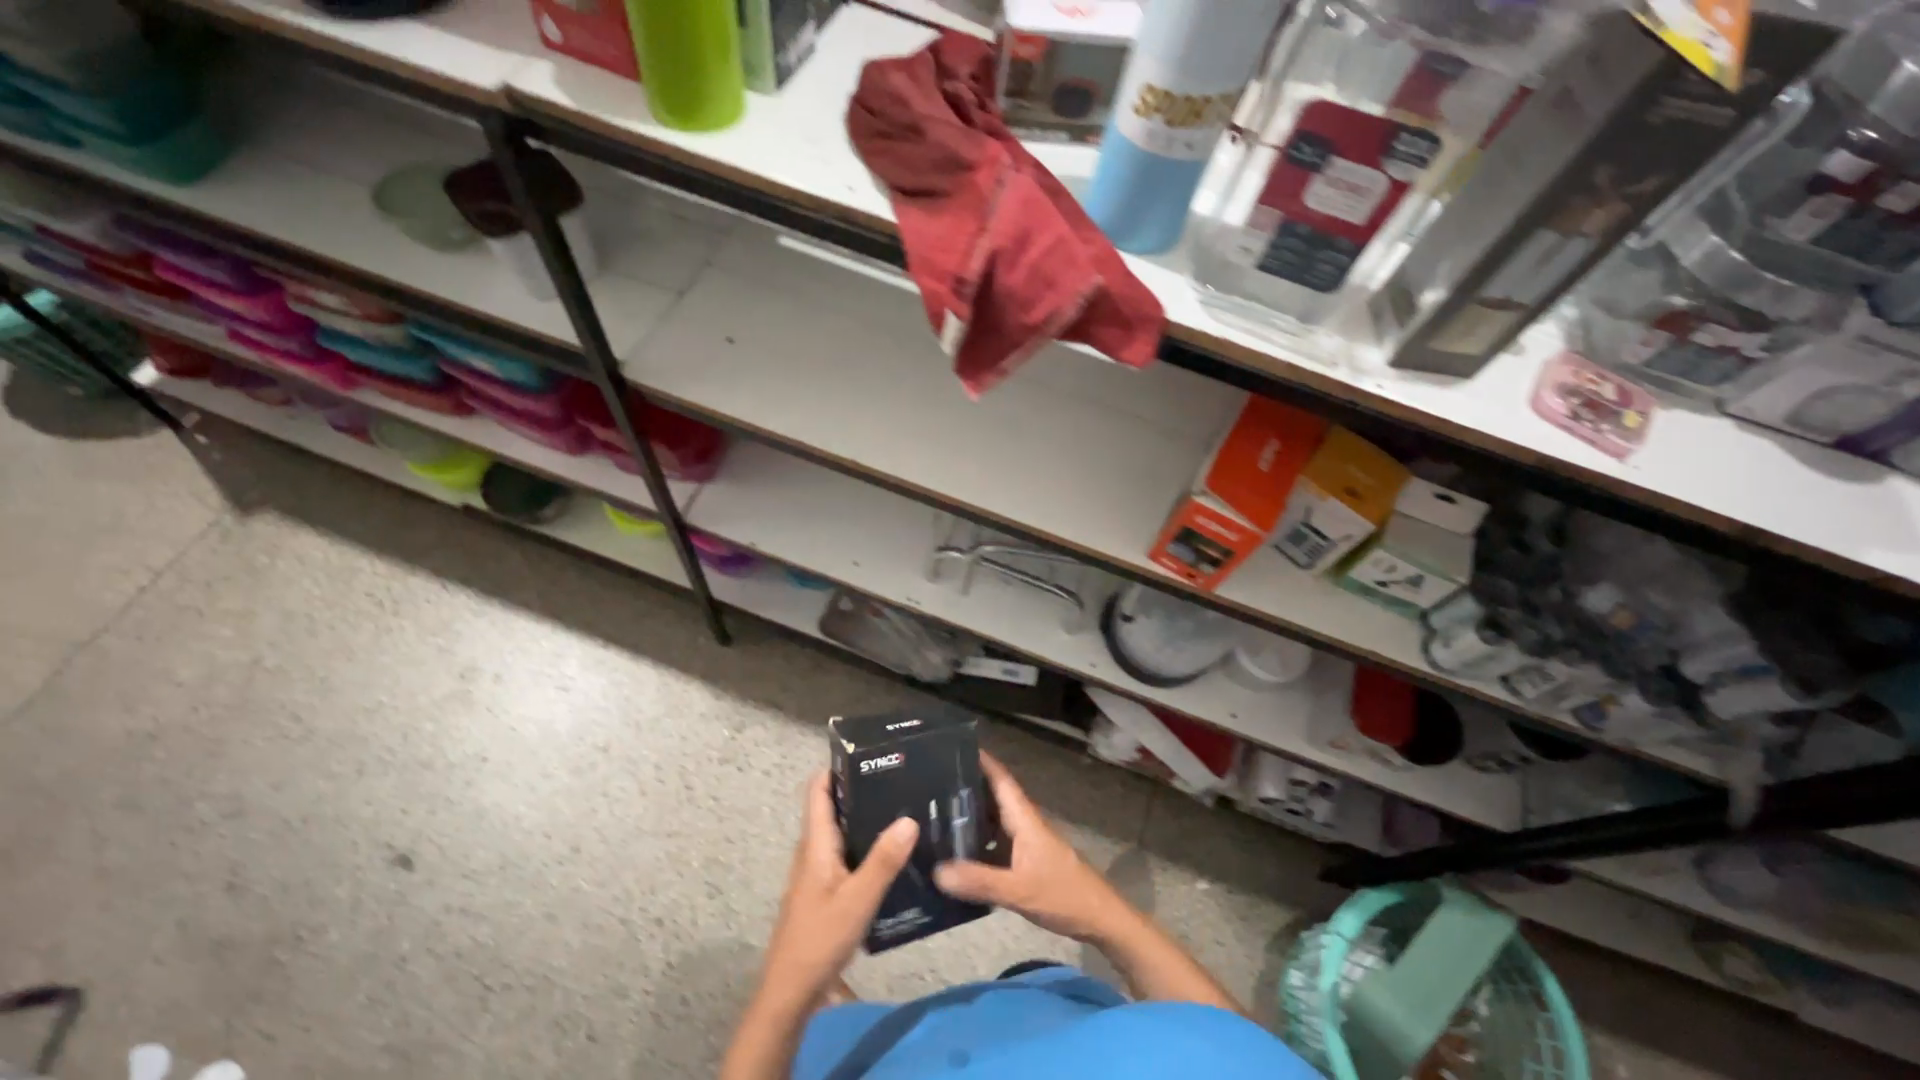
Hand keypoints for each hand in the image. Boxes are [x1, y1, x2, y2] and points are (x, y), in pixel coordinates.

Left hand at [757, 772, 917, 1009]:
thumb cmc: (820, 939)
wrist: (791, 991)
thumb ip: (883, 860)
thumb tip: (909, 817)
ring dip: (866, 821)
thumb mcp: (858, 900)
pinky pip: (846, 857)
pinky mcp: (824, 893)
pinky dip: (866, 848)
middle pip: (832, 808)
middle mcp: (812, 852)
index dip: (836, 767)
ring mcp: (816, 874)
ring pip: (841, 834)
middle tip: (901, 781)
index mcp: (815, 845)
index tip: (871, 755)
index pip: (817, 790)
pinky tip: (894, 857)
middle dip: (861, 791)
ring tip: (906, 811)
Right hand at [934, 752, 1133, 944]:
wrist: (1099, 920)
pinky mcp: (1025, 864)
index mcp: (1025, 820)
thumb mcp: (1019, 891)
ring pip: (993, 823)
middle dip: (965, 788)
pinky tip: (955, 857)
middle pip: (992, 798)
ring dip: (968, 818)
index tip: (954, 746)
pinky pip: (994, 846)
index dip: (981, 760)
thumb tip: (936, 870)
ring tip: (932, 817)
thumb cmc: (1064, 896)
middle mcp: (1024, 826)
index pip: (1001, 780)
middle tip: (928, 783)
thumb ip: (980, 881)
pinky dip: (976, 846)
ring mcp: (1025, 846)